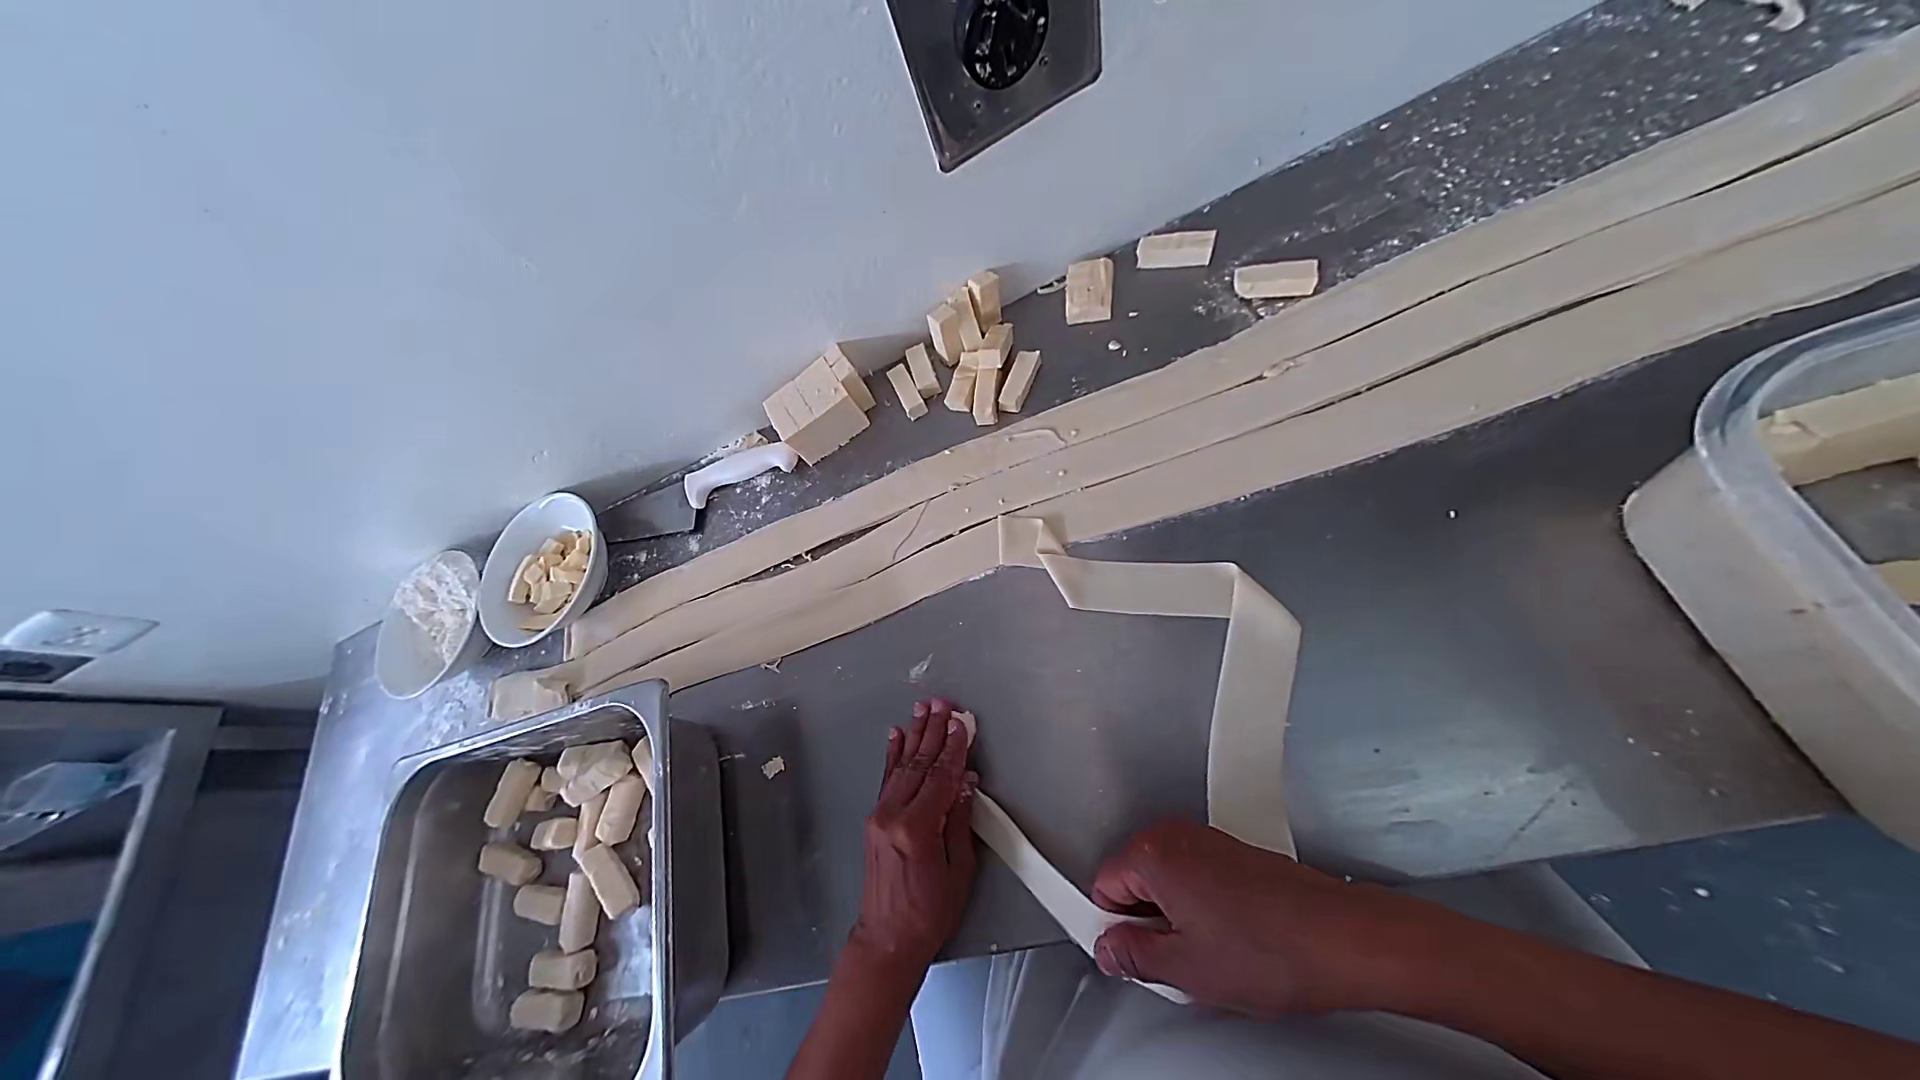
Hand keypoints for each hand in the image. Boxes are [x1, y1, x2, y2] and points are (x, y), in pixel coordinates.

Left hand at [847, 699, 978, 971]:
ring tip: (923, 709)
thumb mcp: (959, 870)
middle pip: (919, 764)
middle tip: (943, 704)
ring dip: (915, 735)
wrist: (887, 938)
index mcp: (917, 829)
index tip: (961, 723)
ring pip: (902, 766)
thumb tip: (966, 784)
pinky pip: (886, 779)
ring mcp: (879, 815)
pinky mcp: (874, 819)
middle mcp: (893, 815)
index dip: (954, 748)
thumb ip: (960, 821)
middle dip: (933, 731)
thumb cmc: (929, 913)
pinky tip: (897, 735)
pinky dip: (892, 754)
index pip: (941, 777)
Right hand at [1090, 822, 1456, 1016]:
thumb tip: (1112, 949)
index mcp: (1154, 853)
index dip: (1112, 929)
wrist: (1345, 940)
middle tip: (1176, 961)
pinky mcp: (1232, 853)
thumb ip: (1132, 956)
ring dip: (1176, 919)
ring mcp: (1207, 841)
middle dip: (1146, 923)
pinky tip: (1232, 942)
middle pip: (1132, 881)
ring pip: (1165, 883)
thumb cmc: (1277, 947)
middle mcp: (1177, 836)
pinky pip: (1194, 879)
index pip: (1100, 887)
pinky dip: (1202, 909)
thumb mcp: (1186, 971)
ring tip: (1212, 954)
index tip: (1124, 953)